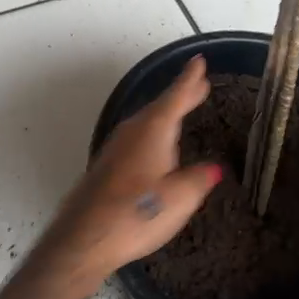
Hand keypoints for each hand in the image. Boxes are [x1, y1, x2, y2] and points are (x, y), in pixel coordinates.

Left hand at [39, 55, 222, 286]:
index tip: (199, 61)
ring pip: (147, 121)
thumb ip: (198, 179)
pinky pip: (137, 137)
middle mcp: (133, 131)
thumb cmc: (136, 214)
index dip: (189, 79)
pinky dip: (153, 131)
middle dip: (180, 94)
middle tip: (198, 83)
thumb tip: (213, 167)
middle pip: (160, 106)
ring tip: (182, 108)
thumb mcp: (180, 199)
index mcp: (153, 130)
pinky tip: (157, 144)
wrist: (85, 237)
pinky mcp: (108, 165)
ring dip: (166, 113)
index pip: (176, 97)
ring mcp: (117, 147)